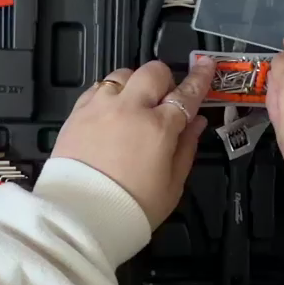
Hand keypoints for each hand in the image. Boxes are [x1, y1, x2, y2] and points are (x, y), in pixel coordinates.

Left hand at [52, 57, 213, 225]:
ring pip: (122, 74)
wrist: (80, 219)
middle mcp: (130, 108)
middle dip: (164, 80)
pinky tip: (111, 112)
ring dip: (134, 85)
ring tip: (133, 106)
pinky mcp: (76, 113)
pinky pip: (97, 88)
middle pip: (153, 72)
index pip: (186, 93)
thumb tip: (197, 122)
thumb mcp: (172, 185)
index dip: (200, 77)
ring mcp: (100, 107)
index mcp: (159, 127)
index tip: (207, 65)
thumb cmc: (133, 208)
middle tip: (164, 100)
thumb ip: (186, 148)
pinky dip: (109, 94)